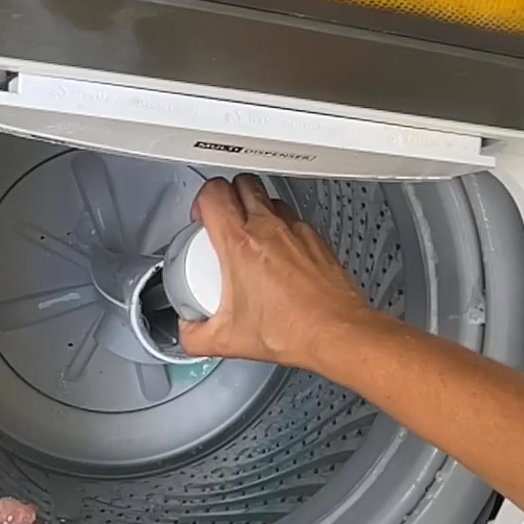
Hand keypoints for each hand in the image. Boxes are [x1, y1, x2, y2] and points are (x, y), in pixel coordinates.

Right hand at [179, 174, 378, 369]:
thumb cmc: (293, 330)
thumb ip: (195, 335)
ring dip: (257, 207)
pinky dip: (283, 227)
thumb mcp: (228, 340)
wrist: (335, 333)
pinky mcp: (316, 240)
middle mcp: (270, 229)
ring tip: (251, 232)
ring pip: (270, 197)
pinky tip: (280, 251)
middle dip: (228, 195)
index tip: (201, 218)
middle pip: (242, 183)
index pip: (213, 194)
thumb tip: (188, 332)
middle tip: (224, 218)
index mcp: (241, 244)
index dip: (201, 200)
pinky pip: (295, 219)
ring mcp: (296, 231)